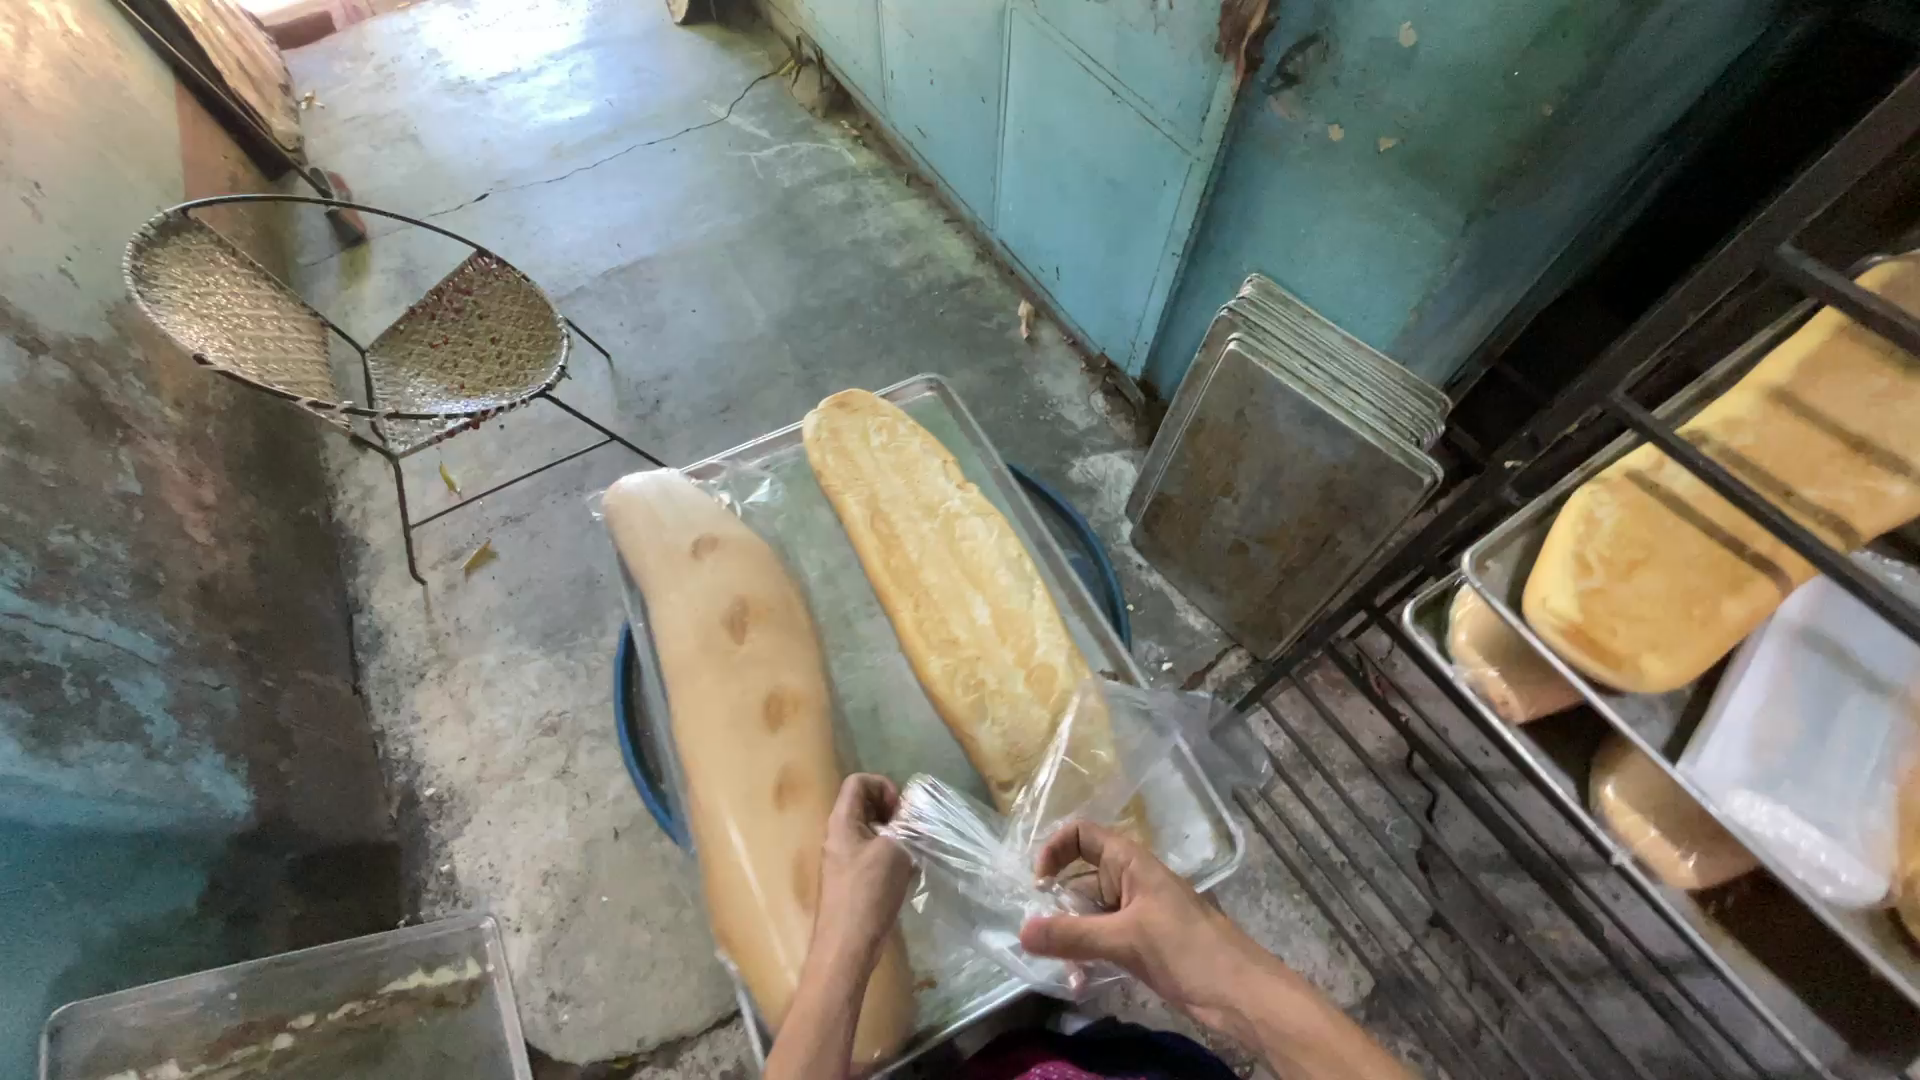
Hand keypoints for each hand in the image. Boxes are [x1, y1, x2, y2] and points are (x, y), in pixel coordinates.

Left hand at [812, 773, 913, 968]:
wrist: (847, 948)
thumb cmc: (868, 894)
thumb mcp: (894, 851)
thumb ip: (907, 826)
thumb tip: (916, 813)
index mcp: (842, 822)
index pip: (858, 782)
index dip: (883, 786)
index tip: (901, 811)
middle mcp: (838, 836)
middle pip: (865, 805)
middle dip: (893, 812)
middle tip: (911, 829)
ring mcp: (844, 860)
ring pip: (872, 832)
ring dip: (895, 836)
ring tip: (913, 853)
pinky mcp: (852, 881)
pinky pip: (873, 854)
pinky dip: (892, 856)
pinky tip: (907, 874)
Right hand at [1018, 821, 1278, 1031]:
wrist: (1242, 995)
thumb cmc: (1188, 950)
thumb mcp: (1126, 939)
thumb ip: (1072, 935)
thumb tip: (1022, 932)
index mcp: (1129, 861)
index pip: (1080, 835)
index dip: (1054, 850)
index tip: (1039, 885)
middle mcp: (1128, 880)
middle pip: (1078, 876)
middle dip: (1056, 903)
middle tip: (1038, 933)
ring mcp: (1134, 912)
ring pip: (1087, 913)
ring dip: (1070, 935)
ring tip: (1059, 965)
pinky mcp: (1140, 943)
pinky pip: (1100, 939)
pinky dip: (1086, 955)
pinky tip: (1079, 982)